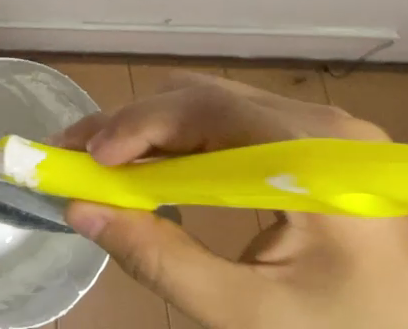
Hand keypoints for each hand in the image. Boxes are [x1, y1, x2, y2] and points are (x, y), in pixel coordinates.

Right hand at [57, 72, 407, 328]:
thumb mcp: (250, 315)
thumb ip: (160, 259)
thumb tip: (78, 211)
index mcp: (320, 153)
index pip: (205, 110)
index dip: (135, 127)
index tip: (81, 160)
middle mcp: (325, 123)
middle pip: (204, 100)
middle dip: (135, 127)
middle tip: (78, 159)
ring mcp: (329, 133)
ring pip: (216, 108)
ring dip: (157, 135)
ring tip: (108, 169)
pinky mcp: (325, 151)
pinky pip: (240, 129)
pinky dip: (190, 148)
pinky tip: (159, 176)